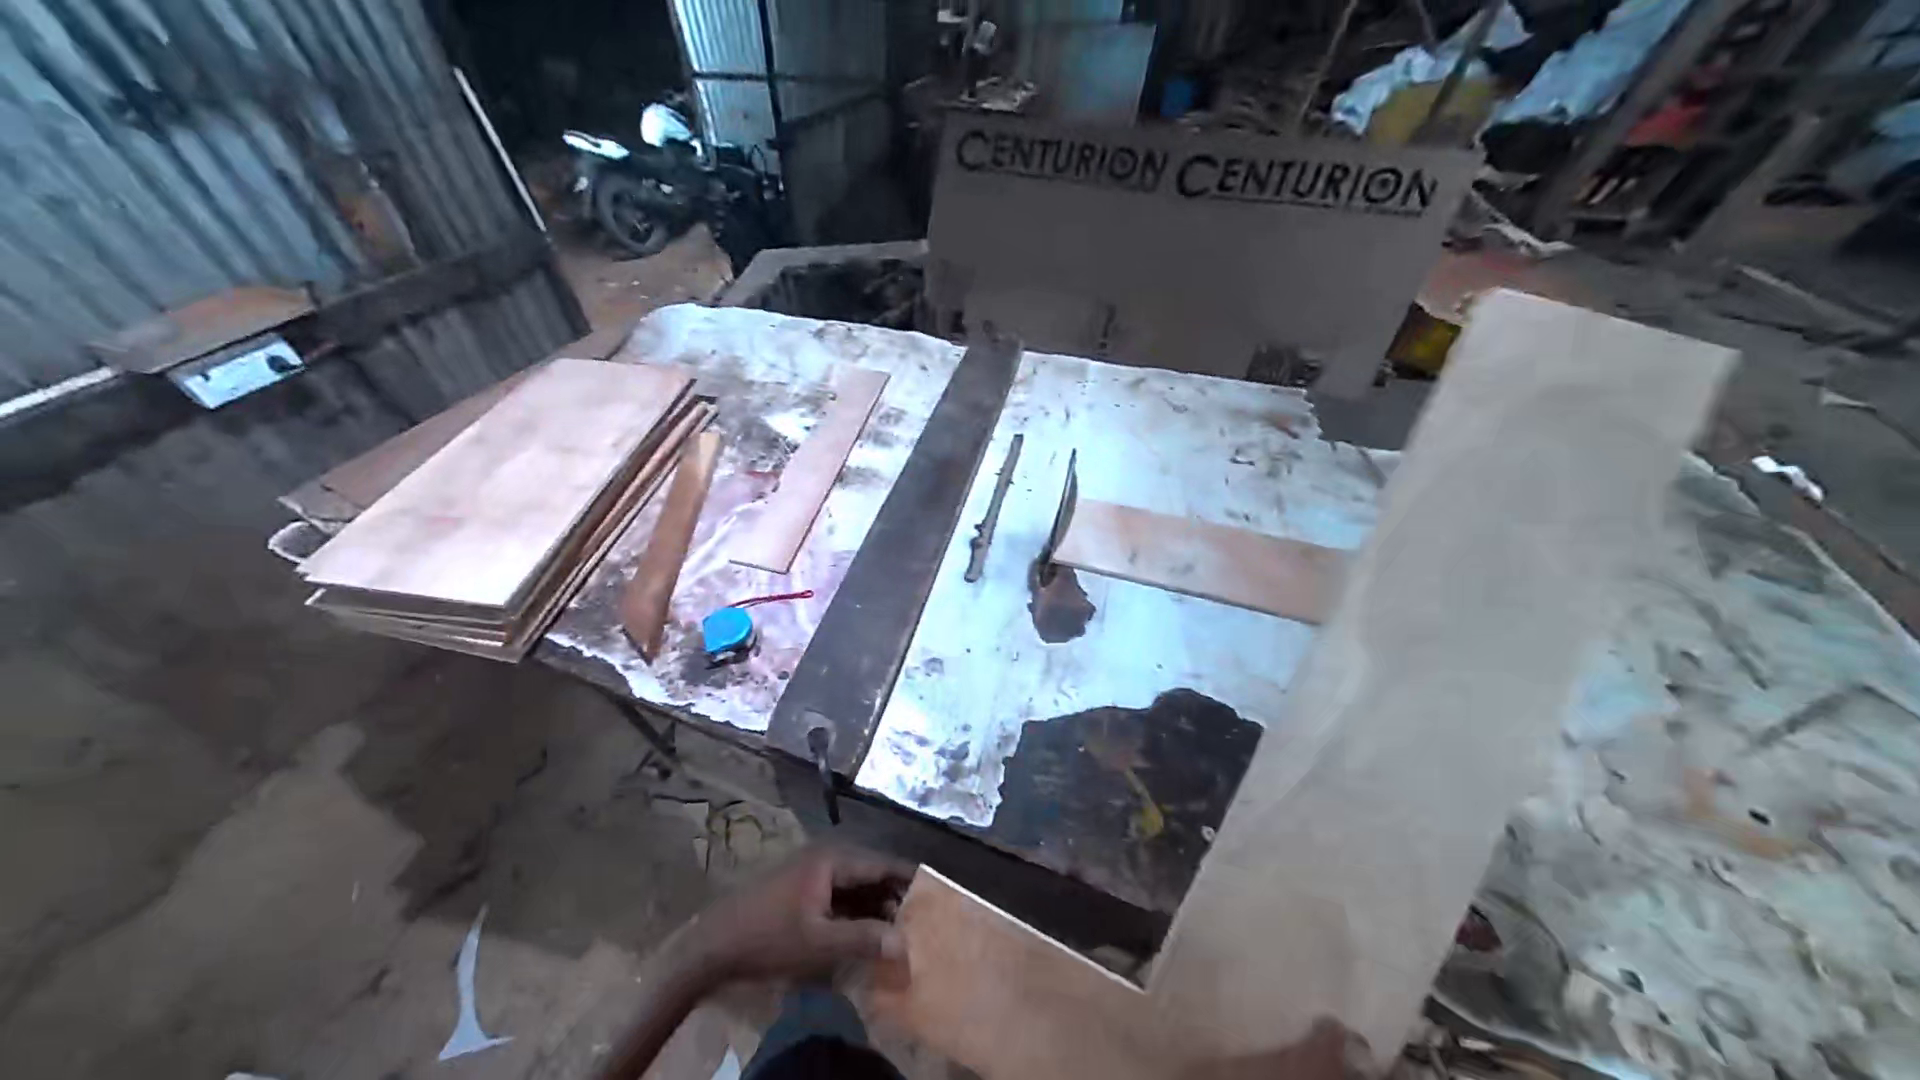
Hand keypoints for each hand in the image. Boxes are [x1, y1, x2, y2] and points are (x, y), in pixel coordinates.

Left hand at [672, 844, 915, 988]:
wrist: (712, 945)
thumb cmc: (768, 937)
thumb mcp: (819, 943)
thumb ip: (864, 939)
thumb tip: (906, 942)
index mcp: (833, 859)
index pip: (882, 864)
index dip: (909, 881)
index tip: (936, 897)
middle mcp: (826, 857)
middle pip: (871, 874)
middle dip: (895, 898)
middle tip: (922, 923)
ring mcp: (813, 873)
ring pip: (856, 887)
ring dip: (876, 908)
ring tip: (901, 933)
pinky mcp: (802, 890)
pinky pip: (840, 897)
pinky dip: (856, 913)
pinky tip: (868, 935)